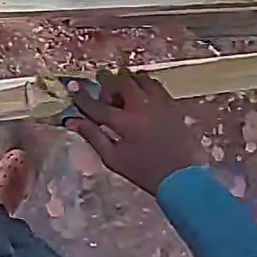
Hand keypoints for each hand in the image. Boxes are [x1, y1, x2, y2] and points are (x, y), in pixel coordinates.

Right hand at [64, 69, 202, 194]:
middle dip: (106, 82)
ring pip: (139, 78)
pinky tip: (140, 95)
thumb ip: (93, 136)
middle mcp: (141, 107)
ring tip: (121, 91)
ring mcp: (159, 103)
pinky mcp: (172, 104)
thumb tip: (72, 121)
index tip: (73, 87)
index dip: (82, 96)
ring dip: (126, 80)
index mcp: (125, 122)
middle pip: (119, 82)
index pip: (96, 105)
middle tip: (102, 90)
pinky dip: (144, 84)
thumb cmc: (145, 172)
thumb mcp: (113, 158)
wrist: (183, 178)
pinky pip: (155, 84)